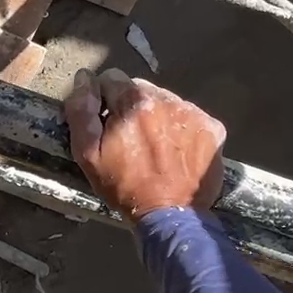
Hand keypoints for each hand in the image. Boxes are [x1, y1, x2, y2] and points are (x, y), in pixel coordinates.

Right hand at [63, 68, 226, 220]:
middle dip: (128, 105)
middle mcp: (167, 98)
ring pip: (163, 100)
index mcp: (133, 100)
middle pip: (138, 88)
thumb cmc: (122, 184)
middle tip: (126, 136)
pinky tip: (172, 149)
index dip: (102, 100)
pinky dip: (177, 127)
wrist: (170, 215)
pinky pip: (187, 115)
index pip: (110, 78)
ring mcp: (193, 112)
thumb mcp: (86, 152)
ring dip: (153, 114)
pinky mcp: (212, 128)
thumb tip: (84, 77)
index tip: (103, 124)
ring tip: (150, 145)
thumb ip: (80, 109)